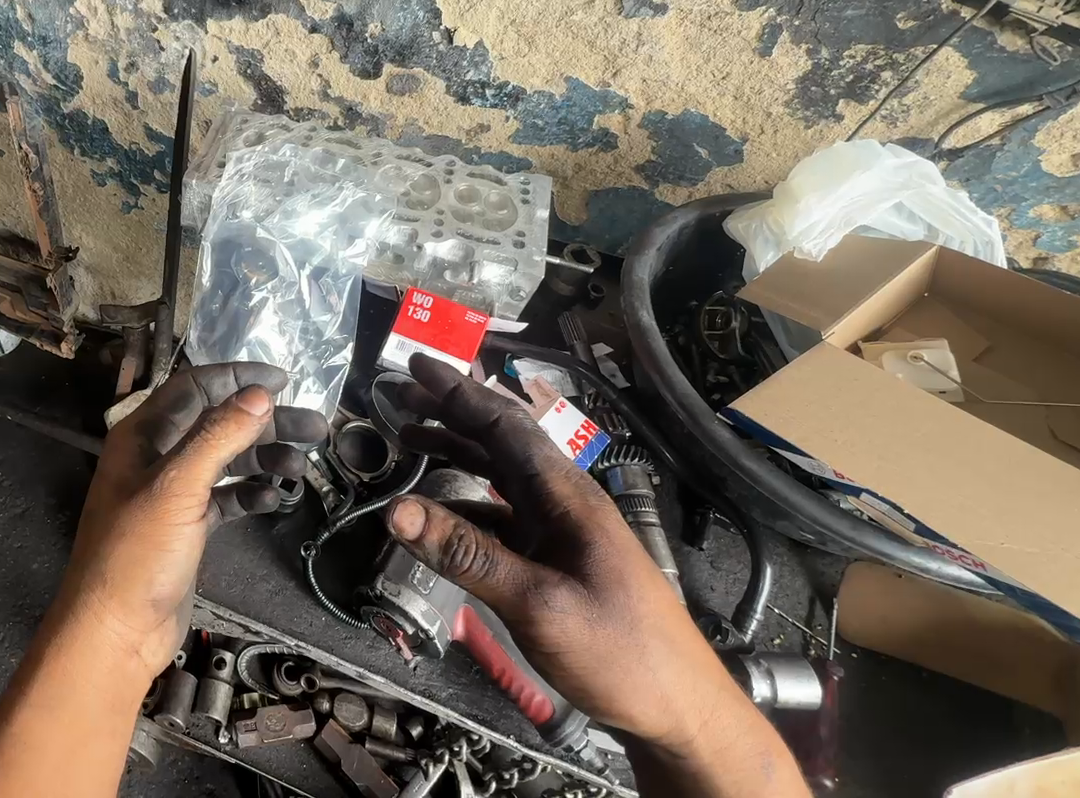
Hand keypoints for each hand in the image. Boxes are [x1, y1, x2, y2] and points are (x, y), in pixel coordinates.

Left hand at [52, 362, 322, 682]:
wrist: (115, 632)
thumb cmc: (139, 553)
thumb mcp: (178, 487)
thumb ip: (218, 436)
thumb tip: (259, 394)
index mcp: (143, 434)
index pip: (195, 387)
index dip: (237, 378)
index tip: (283, 380)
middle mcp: (157, 456)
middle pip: (217, 423)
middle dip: (264, 422)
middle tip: (316, 427)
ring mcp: (172, 492)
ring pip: (225, 460)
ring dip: (263, 458)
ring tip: (303, 466)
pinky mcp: (186, 525)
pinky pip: (224, 496)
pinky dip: (250, 492)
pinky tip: (276, 499)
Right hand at [383, 356, 757, 754]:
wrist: (685, 715)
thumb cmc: (620, 652)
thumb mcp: (537, 603)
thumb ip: (465, 554)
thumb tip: (394, 510)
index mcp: (565, 494)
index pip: (504, 424)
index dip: (458, 391)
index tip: (416, 364)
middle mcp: (561, 500)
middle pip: (500, 439)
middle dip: (451, 411)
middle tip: (402, 394)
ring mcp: (560, 529)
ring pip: (499, 473)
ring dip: (456, 450)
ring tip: (410, 437)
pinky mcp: (555, 558)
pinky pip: (500, 513)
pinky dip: (463, 501)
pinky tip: (437, 514)